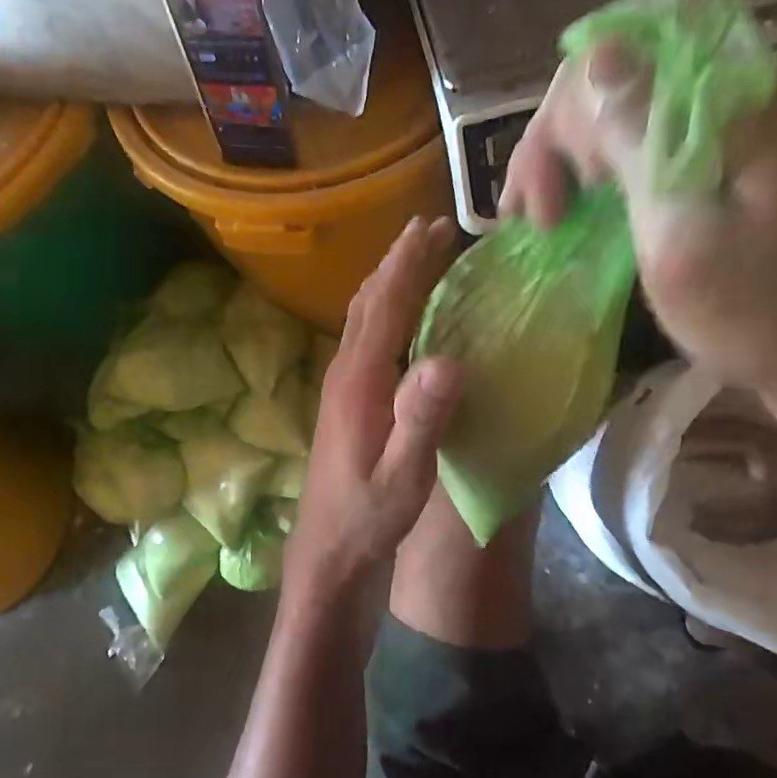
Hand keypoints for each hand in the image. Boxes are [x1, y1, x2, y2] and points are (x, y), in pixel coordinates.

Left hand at [290, 216, 462, 588]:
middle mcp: (345, 372)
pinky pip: (366, 336)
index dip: (410, 265)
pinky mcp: (346, 398)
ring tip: (418, 255)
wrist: (327, 550)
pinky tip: (402, 315)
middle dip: (399, 261)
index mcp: (359, 382)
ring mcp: (341, 384)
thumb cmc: (368, 517)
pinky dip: (386, 309)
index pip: (386, 308)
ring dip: (390, 280)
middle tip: (432, 227)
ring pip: (364, 316)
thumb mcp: (403, 476)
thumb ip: (422, 418)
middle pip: (370, 302)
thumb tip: (449, 359)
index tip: (434, 228)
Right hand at [501, 43, 776, 393]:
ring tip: (540, 220)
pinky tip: (563, 207)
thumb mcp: (682, 231)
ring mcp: (709, 124)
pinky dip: (582, 172)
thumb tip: (596, 52)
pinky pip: (622, 140)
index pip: (615, 57)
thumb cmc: (745, 307)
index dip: (566, 122)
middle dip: (554, 146)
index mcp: (729, 99)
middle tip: (538, 219)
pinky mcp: (699, 156)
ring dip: (559, 161)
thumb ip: (641, 142)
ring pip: (604, 111)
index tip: (553, 199)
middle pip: (604, 81)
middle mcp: (721, 92)